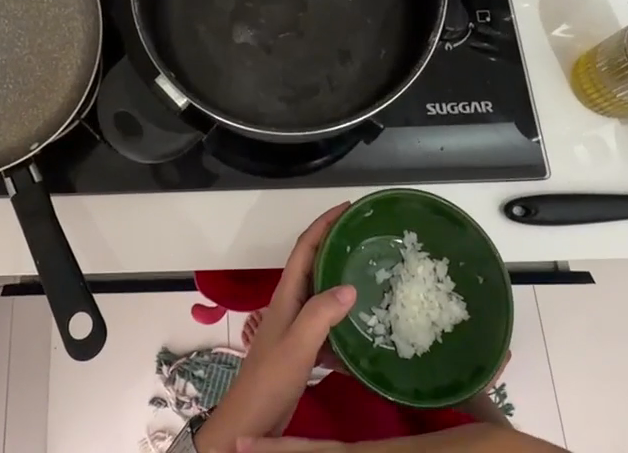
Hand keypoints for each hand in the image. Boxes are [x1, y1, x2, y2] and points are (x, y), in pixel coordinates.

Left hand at [194, 203, 356, 452]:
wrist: (252, 420)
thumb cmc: (271, 378)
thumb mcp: (298, 344)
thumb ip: (320, 315)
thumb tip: (350, 286)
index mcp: (286, 294)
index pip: (305, 248)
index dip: (323, 224)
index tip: (348, 208)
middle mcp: (292, 303)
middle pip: (315, 265)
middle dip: (338, 246)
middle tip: (369, 238)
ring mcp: (298, 325)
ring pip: (325, 294)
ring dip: (345, 282)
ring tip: (376, 277)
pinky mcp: (305, 348)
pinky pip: (330, 326)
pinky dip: (348, 323)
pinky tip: (369, 329)